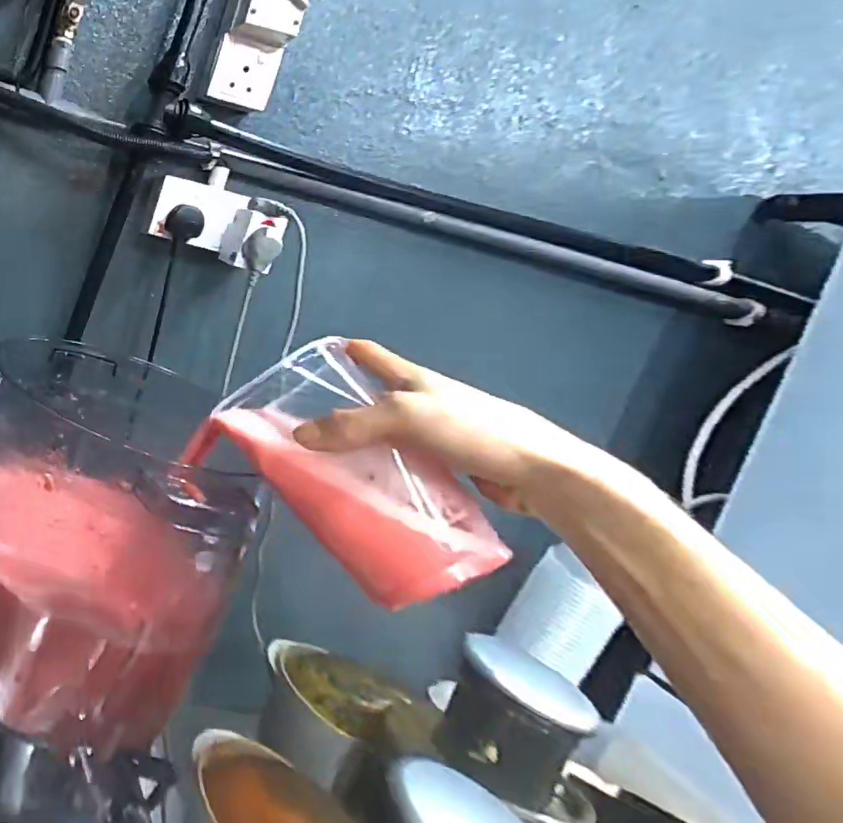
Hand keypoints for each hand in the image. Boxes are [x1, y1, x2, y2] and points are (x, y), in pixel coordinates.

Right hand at [291, 339, 620, 515]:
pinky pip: (405, 465)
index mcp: (412, 379)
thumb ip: (352, 425)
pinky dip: (387, 472)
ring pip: (388, 435)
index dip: (343, 352)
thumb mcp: (405, 417)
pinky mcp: (450, 465)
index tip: (315, 360)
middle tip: (310, 428)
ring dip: (364, 446)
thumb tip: (299, 435)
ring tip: (331, 464)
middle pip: (374, 397)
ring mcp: (437, 434)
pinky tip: (371, 489)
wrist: (542, 473)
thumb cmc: (473, 429)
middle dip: (344, 408)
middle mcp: (422, 401)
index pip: (371, 355)